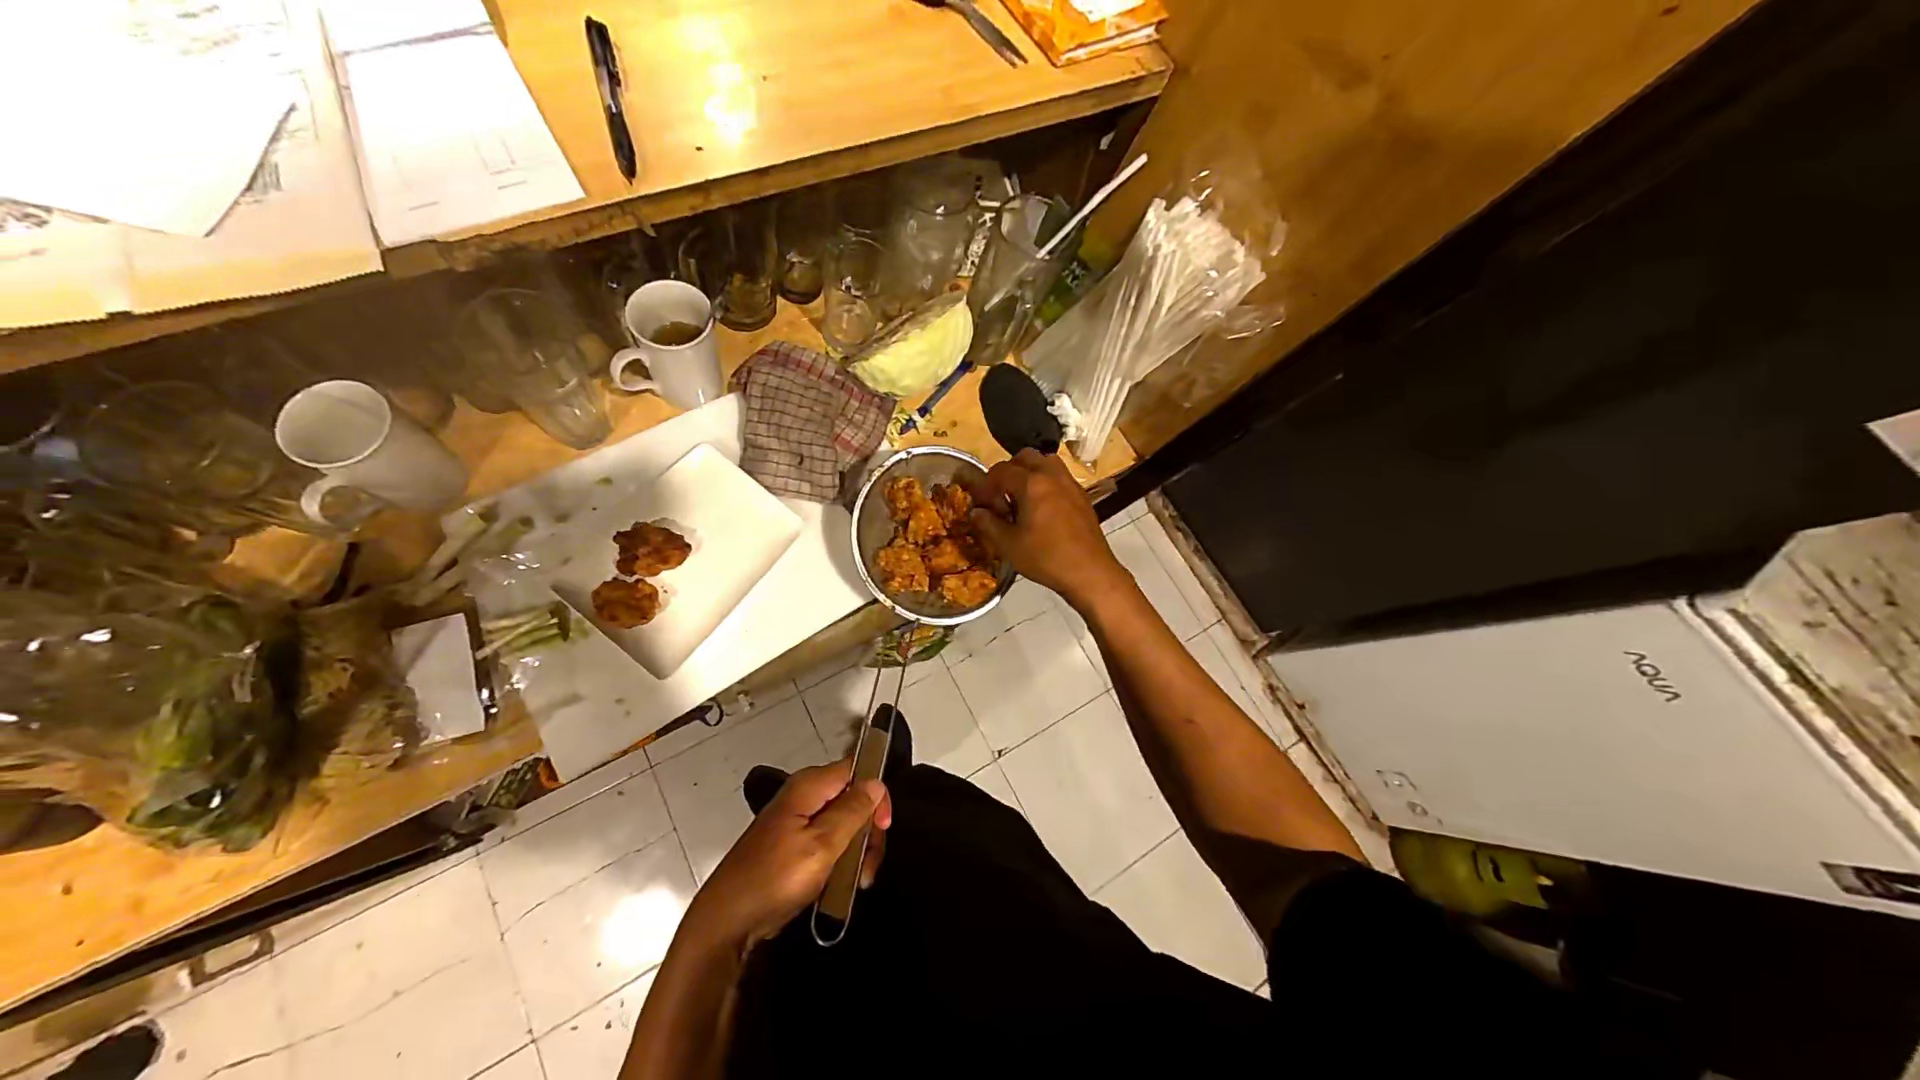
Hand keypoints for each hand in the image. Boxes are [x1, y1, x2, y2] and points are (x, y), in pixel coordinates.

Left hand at [680, 759, 890, 951]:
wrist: (728, 922)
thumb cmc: (775, 880)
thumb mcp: (822, 845)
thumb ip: (852, 811)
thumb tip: (875, 783)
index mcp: (809, 787)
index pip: (858, 770)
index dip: (876, 794)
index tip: (882, 827)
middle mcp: (804, 798)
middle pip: (854, 799)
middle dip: (868, 831)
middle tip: (867, 867)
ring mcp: (797, 823)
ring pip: (845, 825)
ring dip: (857, 852)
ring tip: (855, 882)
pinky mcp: (794, 847)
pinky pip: (829, 844)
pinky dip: (840, 862)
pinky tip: (839, 885)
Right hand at [967, 449, 1128, 606]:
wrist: (1089, 571)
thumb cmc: (1046, 558)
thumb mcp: (1009, 545)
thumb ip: (988, 524)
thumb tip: (976, 512)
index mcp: (1032, 483)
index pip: (1000, 471)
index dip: (986, 485)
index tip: (981, 502)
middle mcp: (1052, 475)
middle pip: (1025, 457)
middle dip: (1009, 471)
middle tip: (1001, 495)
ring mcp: (1070, 484)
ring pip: (1046, 462)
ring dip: (1030, 472)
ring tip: (1022, 498)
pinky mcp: (1082, 496)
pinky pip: (1060, 477)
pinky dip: (1046, 482)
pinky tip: (1042, 509)